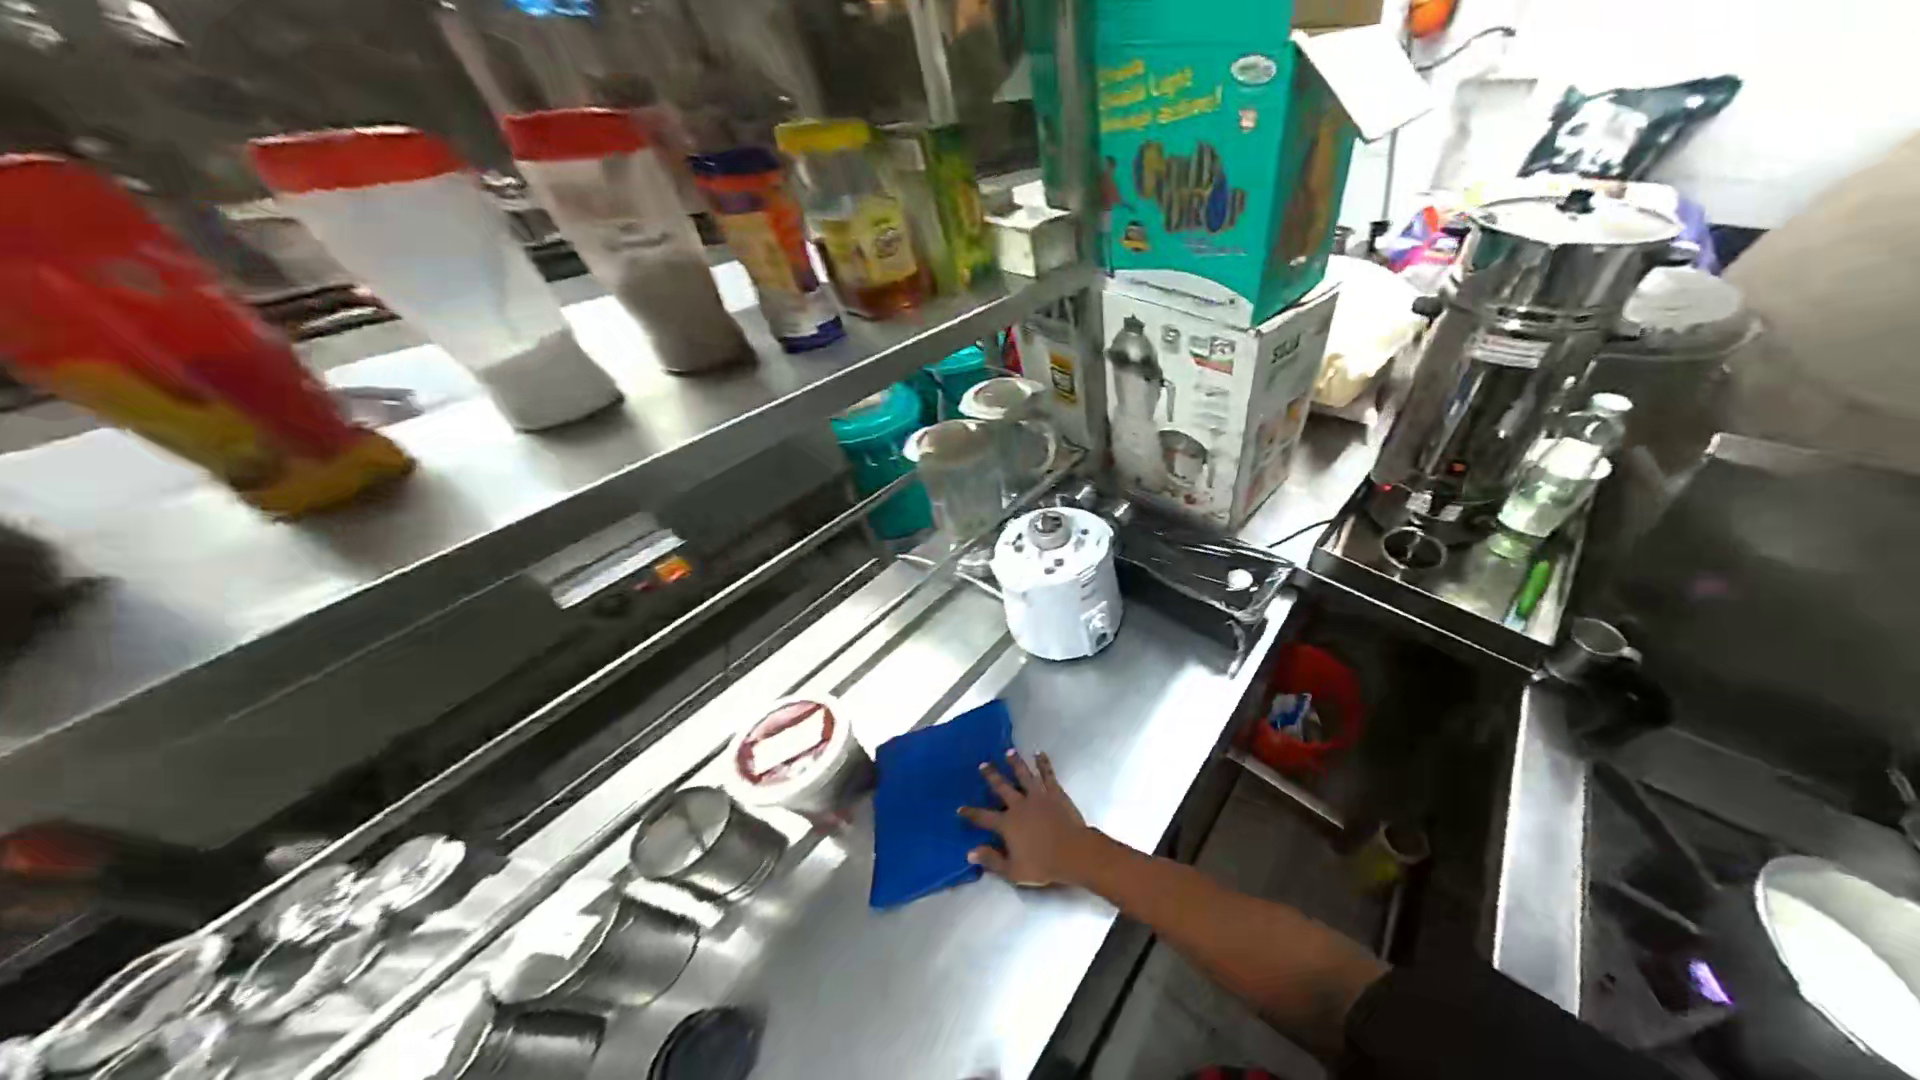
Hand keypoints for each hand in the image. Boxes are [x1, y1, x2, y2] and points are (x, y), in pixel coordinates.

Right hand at [960, 750, 1103, 886]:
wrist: (1073, 853)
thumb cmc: (1043, 864)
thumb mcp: (1013, 870)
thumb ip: (991, 860)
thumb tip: (970, 853)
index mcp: (1007, 824)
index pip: (984, 817)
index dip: (971, 813)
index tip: (960, 808)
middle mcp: (1019, 805)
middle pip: (1002, 787)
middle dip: (991, 776)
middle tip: (983, 764)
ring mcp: (1038, 796)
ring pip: (1023, 775)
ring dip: (1015, 763)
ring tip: (1009, 751)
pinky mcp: (1055, 793)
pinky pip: (1047, 774)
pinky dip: (1043, 763)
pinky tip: (1039, 753)